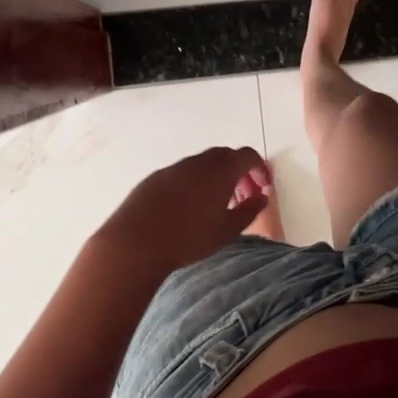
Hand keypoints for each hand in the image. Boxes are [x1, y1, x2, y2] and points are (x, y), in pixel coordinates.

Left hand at [96, 146, 269, 272]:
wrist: (136, 242)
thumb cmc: (189, 238)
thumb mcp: (227, 231)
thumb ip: (249, 211)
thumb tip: (261, 198)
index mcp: (220, 171)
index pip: (246, 156)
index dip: (259, 167)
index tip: (262, 185)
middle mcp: (197, 162)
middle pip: (224, 155)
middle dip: (237, 170)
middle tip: (240, 194)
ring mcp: (173, 168)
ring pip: (201, 164)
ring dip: (214, 176)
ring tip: (214, 204)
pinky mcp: (154, 178)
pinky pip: (181, 174)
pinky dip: (192, 182)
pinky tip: (187, 208)